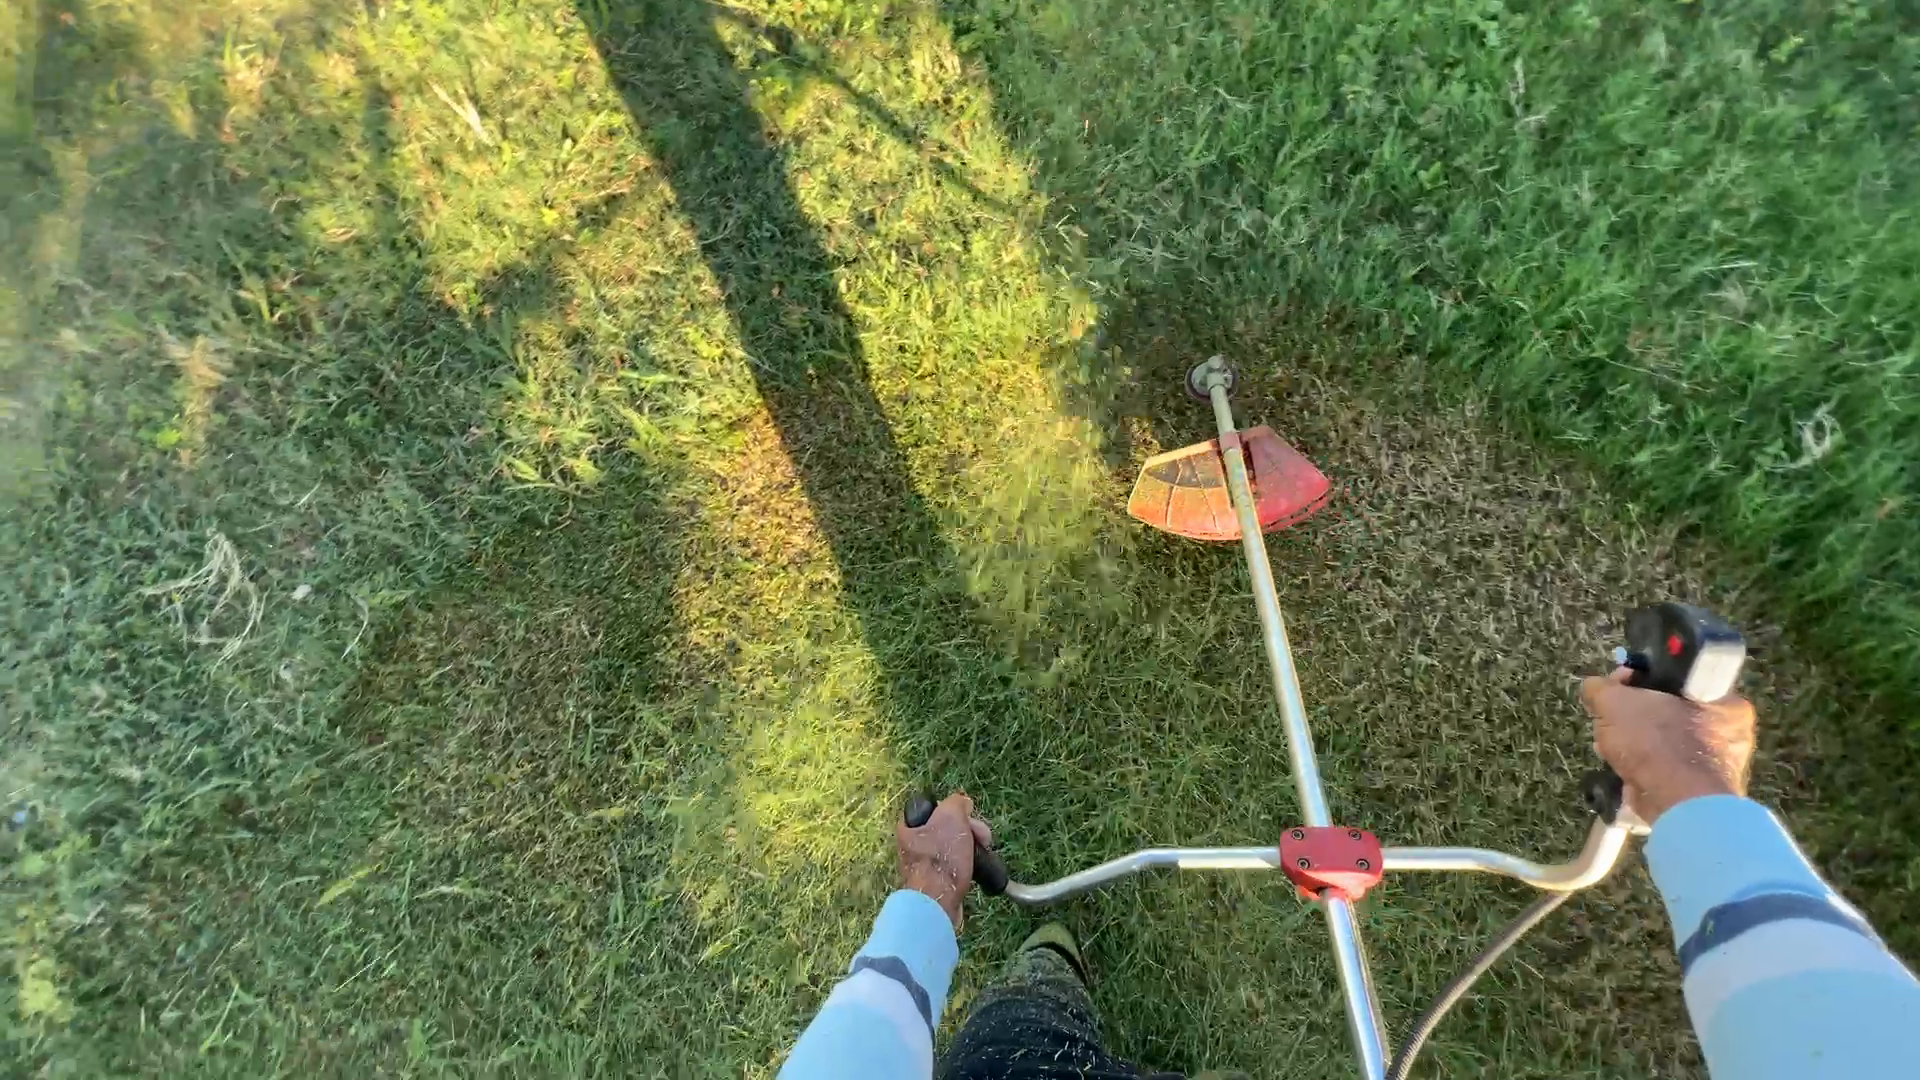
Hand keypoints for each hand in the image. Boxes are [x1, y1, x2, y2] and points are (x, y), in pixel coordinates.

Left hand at [896, 792, 992, 929]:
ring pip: (954, 846)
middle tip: (984, 838)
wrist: (938, 902)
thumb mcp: (951, 815)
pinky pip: (954, 865)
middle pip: (948, 827)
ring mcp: (923, 864)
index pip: (938, 808)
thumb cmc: (942, 857)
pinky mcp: (935, 881)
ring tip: (984, 854)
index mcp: (910, 824)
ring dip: (972, 848)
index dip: (958, 811)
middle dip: (970, 830)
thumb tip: (963, 803)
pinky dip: (967, 865)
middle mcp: (912, 843)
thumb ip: (956, 802)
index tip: (970, 819)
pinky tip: (976, 868)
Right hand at [1581, 666, 1756, 822]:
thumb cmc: (1654, 742)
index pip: (1673, 679)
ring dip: (1629, 740)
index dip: (1638, 680)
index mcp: (1724, 700)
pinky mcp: (1702, 783)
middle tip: (1610, 721)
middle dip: (1628, 715)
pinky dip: (1640, 763)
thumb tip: (1596, 687)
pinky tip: (1623, 766)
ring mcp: (1719, 759)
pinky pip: (1663, 762)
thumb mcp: (1613, 700)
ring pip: (1658, 736)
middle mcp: (1731, 729)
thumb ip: (1599, 686)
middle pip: (1661, 708)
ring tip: (1612, 748)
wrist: (1676, 801)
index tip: (1617, 688)